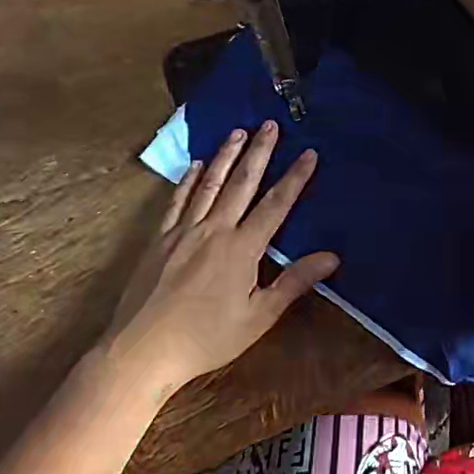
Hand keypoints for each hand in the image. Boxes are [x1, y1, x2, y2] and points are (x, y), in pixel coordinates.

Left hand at [106, 121, 339, 391]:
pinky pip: (177, 201)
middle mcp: (214, 230)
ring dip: (226, 156)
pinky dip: (189, 180)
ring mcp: (183, 231)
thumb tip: (331, 257)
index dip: (295, 178)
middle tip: (270, 124)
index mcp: (242, 249)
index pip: (275, 205)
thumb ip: (293, 283)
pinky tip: (197, 165)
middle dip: (259, 152)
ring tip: (238, 132)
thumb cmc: (206, 339)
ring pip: (210, 184)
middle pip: (242, 183)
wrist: (142, 349)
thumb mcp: (258, 317)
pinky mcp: (159, 239)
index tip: (309, 153)